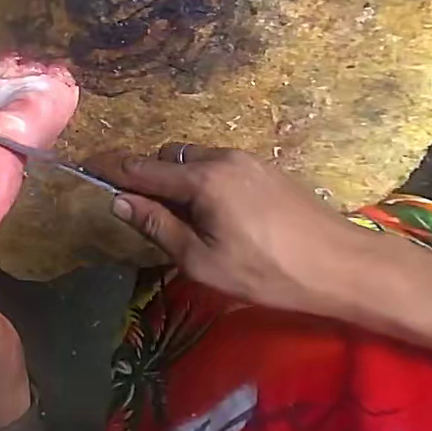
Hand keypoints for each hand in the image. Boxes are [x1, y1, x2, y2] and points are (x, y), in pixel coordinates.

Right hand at [84, 144, 382, 314]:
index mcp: (202, 179)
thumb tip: (118, 202)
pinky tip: (214, 213)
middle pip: (166, 157)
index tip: (84, 166)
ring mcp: (246, 159)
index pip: (140, 167)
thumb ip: (157, 226)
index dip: (109, 167)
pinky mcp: (264, 167)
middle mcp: (221, 157)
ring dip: (175, 178)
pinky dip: (200, 179)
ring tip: (183, 219)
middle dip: (146, 177)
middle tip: (145, 214)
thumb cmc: (270, 273)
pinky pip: (216, 164)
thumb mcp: (203, 261)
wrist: (347, 267)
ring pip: (191, 159)